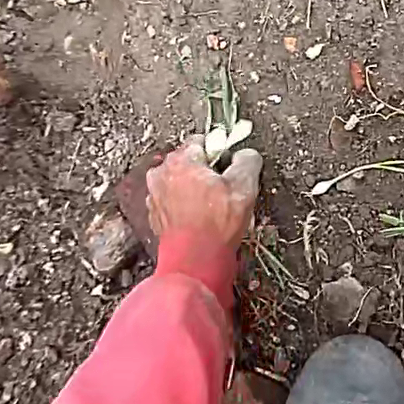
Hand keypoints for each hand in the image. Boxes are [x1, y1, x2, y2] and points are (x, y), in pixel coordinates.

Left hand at [146, 138, 262, 257]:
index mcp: (180, 161)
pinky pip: (176, 200)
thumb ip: (248, 160)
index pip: (203, 142)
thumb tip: (246, 155)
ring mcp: (155, 195)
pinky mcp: (156, 215)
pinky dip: (188, 204)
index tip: (233, 167)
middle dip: (208, 171)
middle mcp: (161, 174)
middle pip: (191, 161)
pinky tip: (203, 217)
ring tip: (215, 206)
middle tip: (226, 189)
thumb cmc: (217, 223)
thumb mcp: (245, 185)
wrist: (195, 262)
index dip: (222, 153)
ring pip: (183, 181)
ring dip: (197, 188)